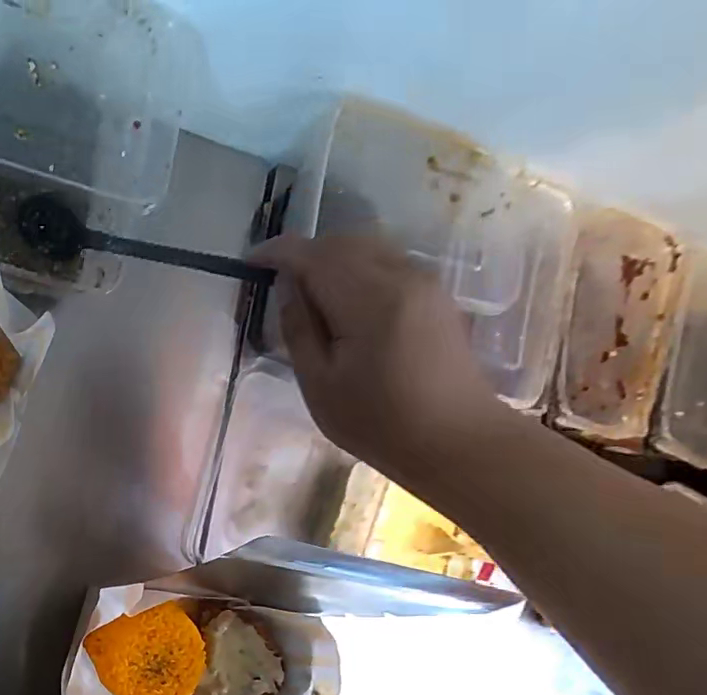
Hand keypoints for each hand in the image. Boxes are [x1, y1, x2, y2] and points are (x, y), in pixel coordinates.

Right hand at [250, 235, 515, 485]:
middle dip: (305, 253)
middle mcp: (401, 276)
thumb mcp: (320, 385)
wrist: (455, 440)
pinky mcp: (435, 295)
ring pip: (368, 248)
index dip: (278, 252)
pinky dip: (357, 270)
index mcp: (369, 299)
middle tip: (276, 280)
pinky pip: (388, 264)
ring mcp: (424, 282)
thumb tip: (286, 285)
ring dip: (332, 260)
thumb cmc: (378, 422)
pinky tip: (344, 303)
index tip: (251, 262)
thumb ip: (299, 328)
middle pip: (343, 242)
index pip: (314, 255)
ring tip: (307, 293)